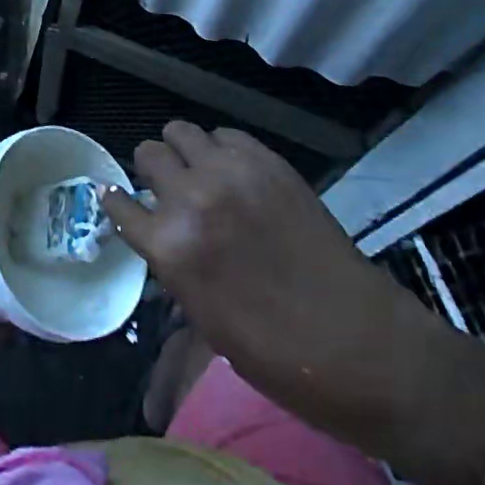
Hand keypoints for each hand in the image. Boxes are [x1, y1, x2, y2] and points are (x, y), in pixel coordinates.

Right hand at [100, 122, 443, 420]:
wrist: (367, 350)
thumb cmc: (275, 353)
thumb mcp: (199, 313)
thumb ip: (169, 261)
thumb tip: (156, 232)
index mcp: (168, 247)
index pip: (118, 203)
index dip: (119, 202)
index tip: (124, 202)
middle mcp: (191, 202)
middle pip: (148, 153)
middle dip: (152, 170)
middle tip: (169, 188)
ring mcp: (232, 178)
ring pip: (181, 131)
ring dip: (184, 151)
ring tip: (200, 172)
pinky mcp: (271, 167)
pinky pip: (227, 135)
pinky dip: (223, 150)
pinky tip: (235, 174)